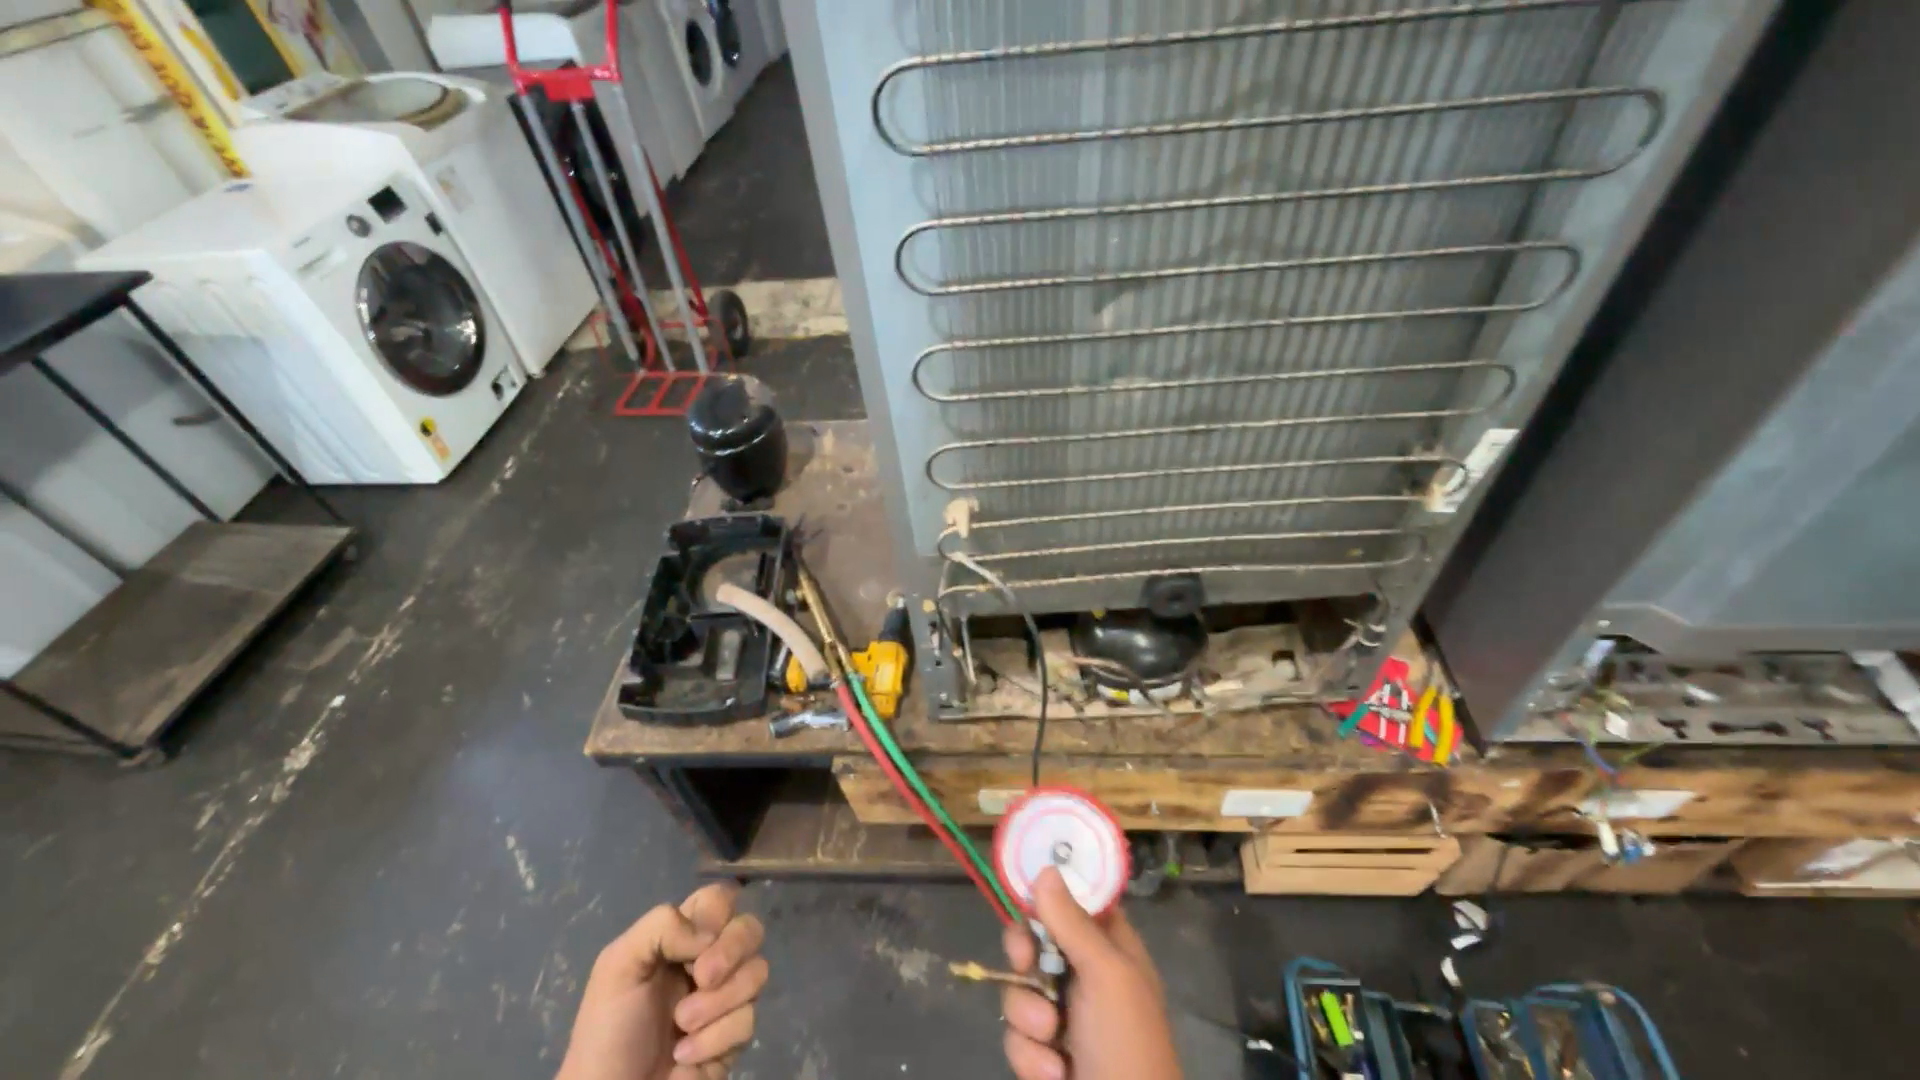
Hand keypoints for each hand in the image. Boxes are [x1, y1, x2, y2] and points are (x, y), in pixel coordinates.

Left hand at [557, 883, 767, 1079]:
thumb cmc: (607, 1031)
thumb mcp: (617, 965)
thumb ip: (660, 927)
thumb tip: (708, 936)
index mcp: (680, 938)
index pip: (720, 899)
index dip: (718, 912)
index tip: (696, 940)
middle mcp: (709, 960)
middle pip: (751, 929)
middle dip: (730, 952)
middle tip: (700, 978)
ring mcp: (725, 999)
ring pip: (757, 973)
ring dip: (717, 1003)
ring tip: (681, 1028)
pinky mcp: (734, 1037)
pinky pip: (747, 1021)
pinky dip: (713, 1040)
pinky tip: (685, 1056)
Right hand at [1000, 867, 1181, 1079]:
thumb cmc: (1126, 1043)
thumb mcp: (1106, 975)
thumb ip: (1072, 923)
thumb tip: (1046, 868)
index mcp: (1112, 951)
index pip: (1075, 905)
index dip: (1048, 899)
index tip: (1027, 901)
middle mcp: (1086, 978)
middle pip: (1034, 942)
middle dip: (1024, 958)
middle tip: (1025, 964)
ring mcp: (1063, 1018)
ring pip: (1018, 991)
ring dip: (1030, 1018)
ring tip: (1054, 1043)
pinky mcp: (1043, 1056)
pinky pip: (1016, 1037)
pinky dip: (1031, 1057)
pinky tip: (1054, 1074)